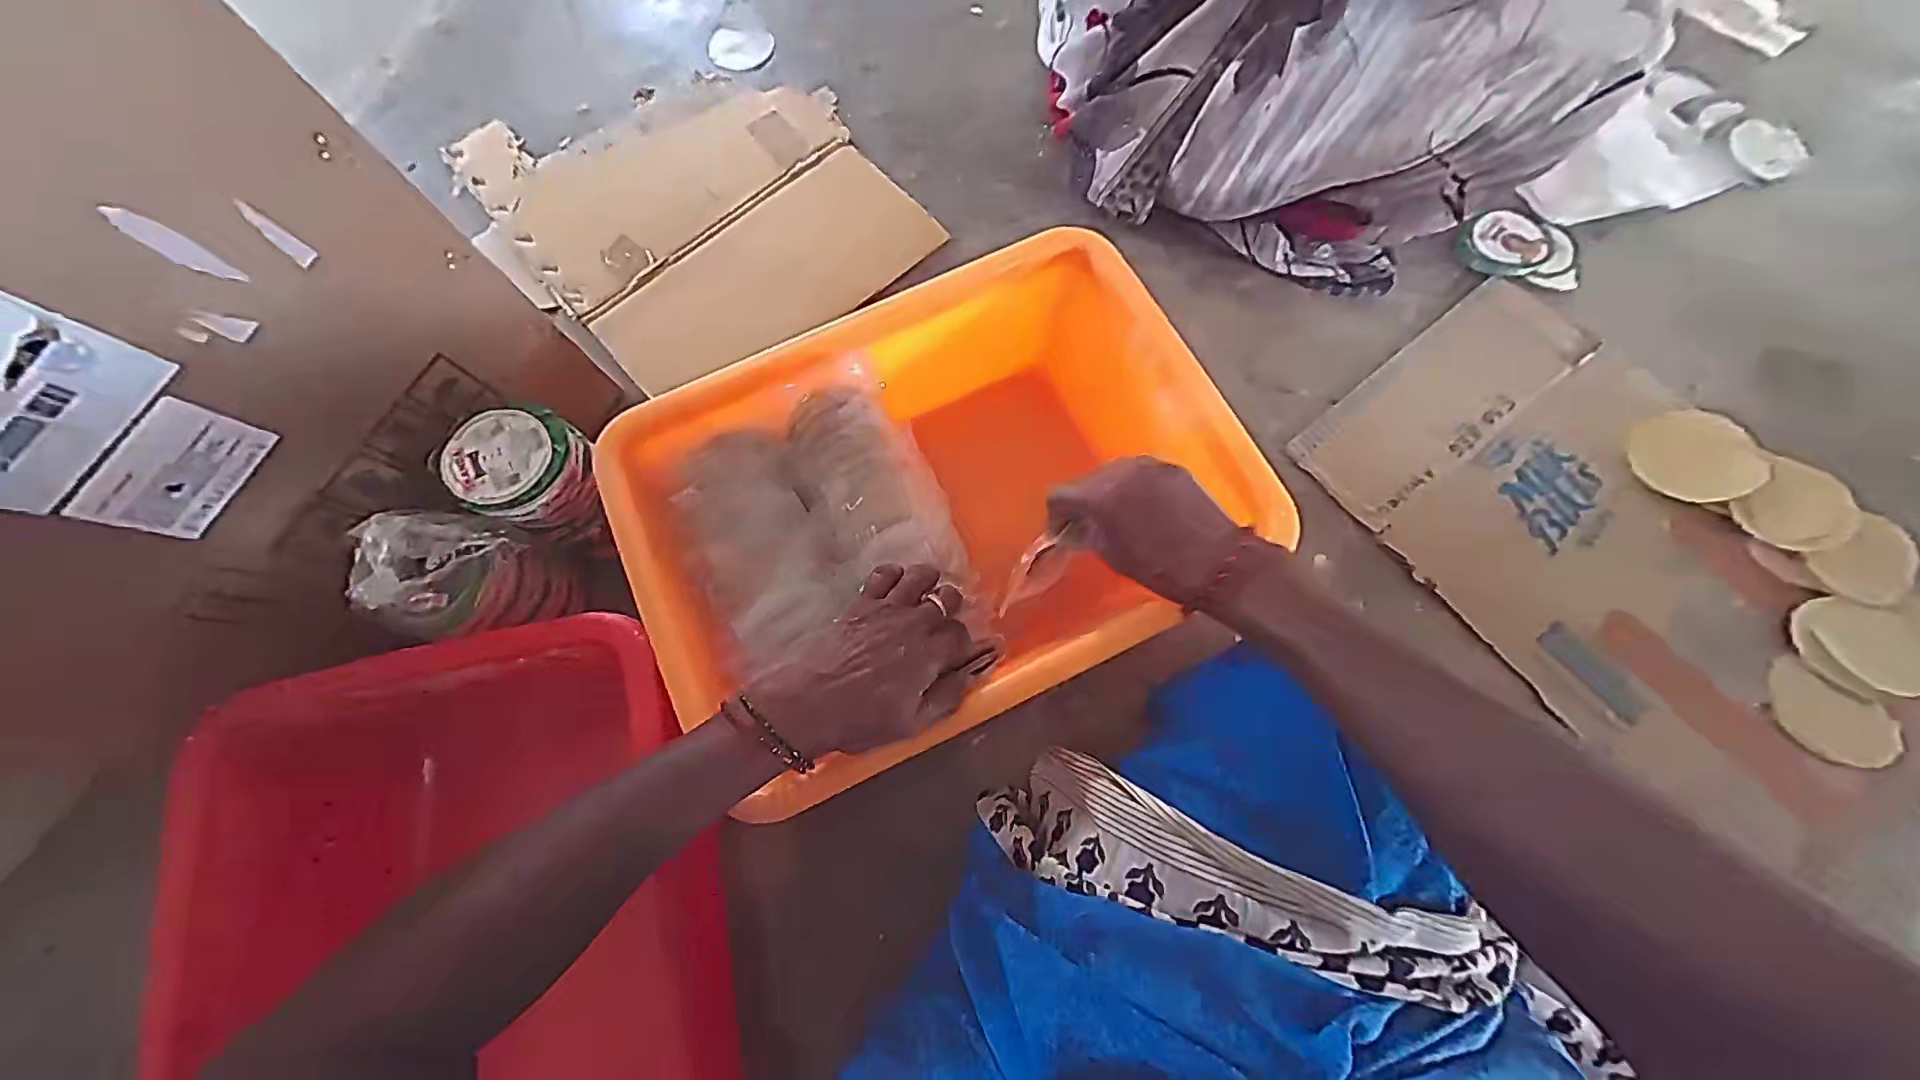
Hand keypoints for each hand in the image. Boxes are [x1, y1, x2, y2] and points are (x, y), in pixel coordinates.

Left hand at [742, 564, 996, 757]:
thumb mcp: (912, 723)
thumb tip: (972, 675)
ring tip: (925, 593)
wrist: (806, 703)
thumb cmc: (860, 719)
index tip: (959, 651)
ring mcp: (885, 609)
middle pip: (947, 598)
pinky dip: (894, 574)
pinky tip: (894, 586)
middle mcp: (912, 624)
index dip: (964, 641)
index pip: (961, 634)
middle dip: (951, 606)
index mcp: (929, 654)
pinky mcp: (861, 603)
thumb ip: (947, 696)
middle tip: (944, 620)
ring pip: (920, 576)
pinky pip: (884, 574)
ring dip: (928, 581)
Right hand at [1048, 457, 1252, 608]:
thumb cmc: (1160, 567)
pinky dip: (1131, 488)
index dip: (1056, 515)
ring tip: (1115, 516)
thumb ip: (1087, 536)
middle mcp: (1120, 470)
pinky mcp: (1170, 468)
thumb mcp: (1113, 555)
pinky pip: (1138, 473)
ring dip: (1107, 492)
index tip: (1061, 533)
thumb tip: (1073, 531)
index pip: (1060, 495)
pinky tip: (1140, 508)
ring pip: (1112, 473)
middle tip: (1085, 526)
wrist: (1218, 562)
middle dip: (1082, 502)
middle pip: (1086, 481)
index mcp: (1100, 494)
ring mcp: (1148, 465)